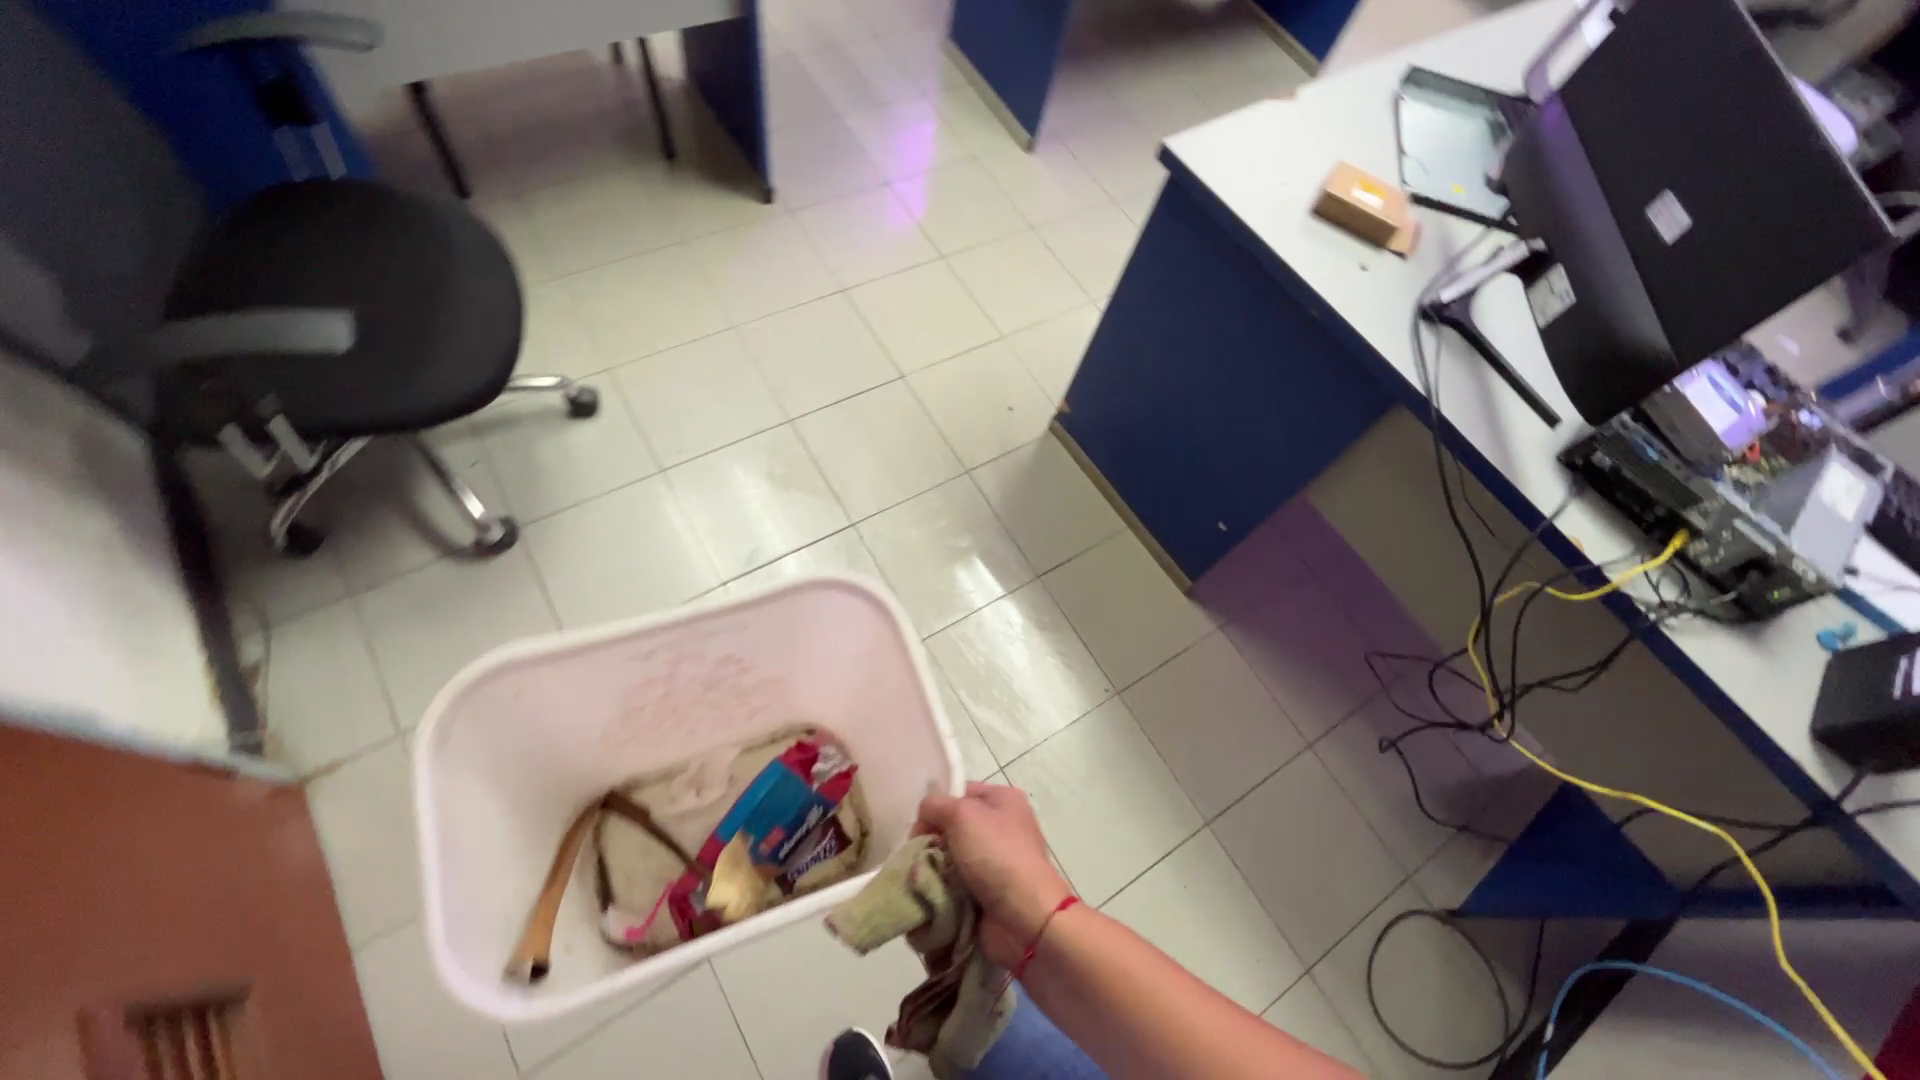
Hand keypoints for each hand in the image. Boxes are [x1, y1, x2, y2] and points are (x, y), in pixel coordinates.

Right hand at [917, 781, 1074, 969]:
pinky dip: (941, 892)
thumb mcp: (961, 814)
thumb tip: (925, 821)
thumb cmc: (996, 855)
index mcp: (1002, 800)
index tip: (920, 829)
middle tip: (918, 858)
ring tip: (922, 882)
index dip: (936, 808)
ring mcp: (994, 863)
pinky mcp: (987, 893)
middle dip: (931, 844)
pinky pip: (955, 886)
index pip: (959, 793)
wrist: (1024, 916)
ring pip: (950, 860)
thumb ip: (934, 805)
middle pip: (951, 829)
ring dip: (933, 871)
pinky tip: (931, 897)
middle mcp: (1001, 828)